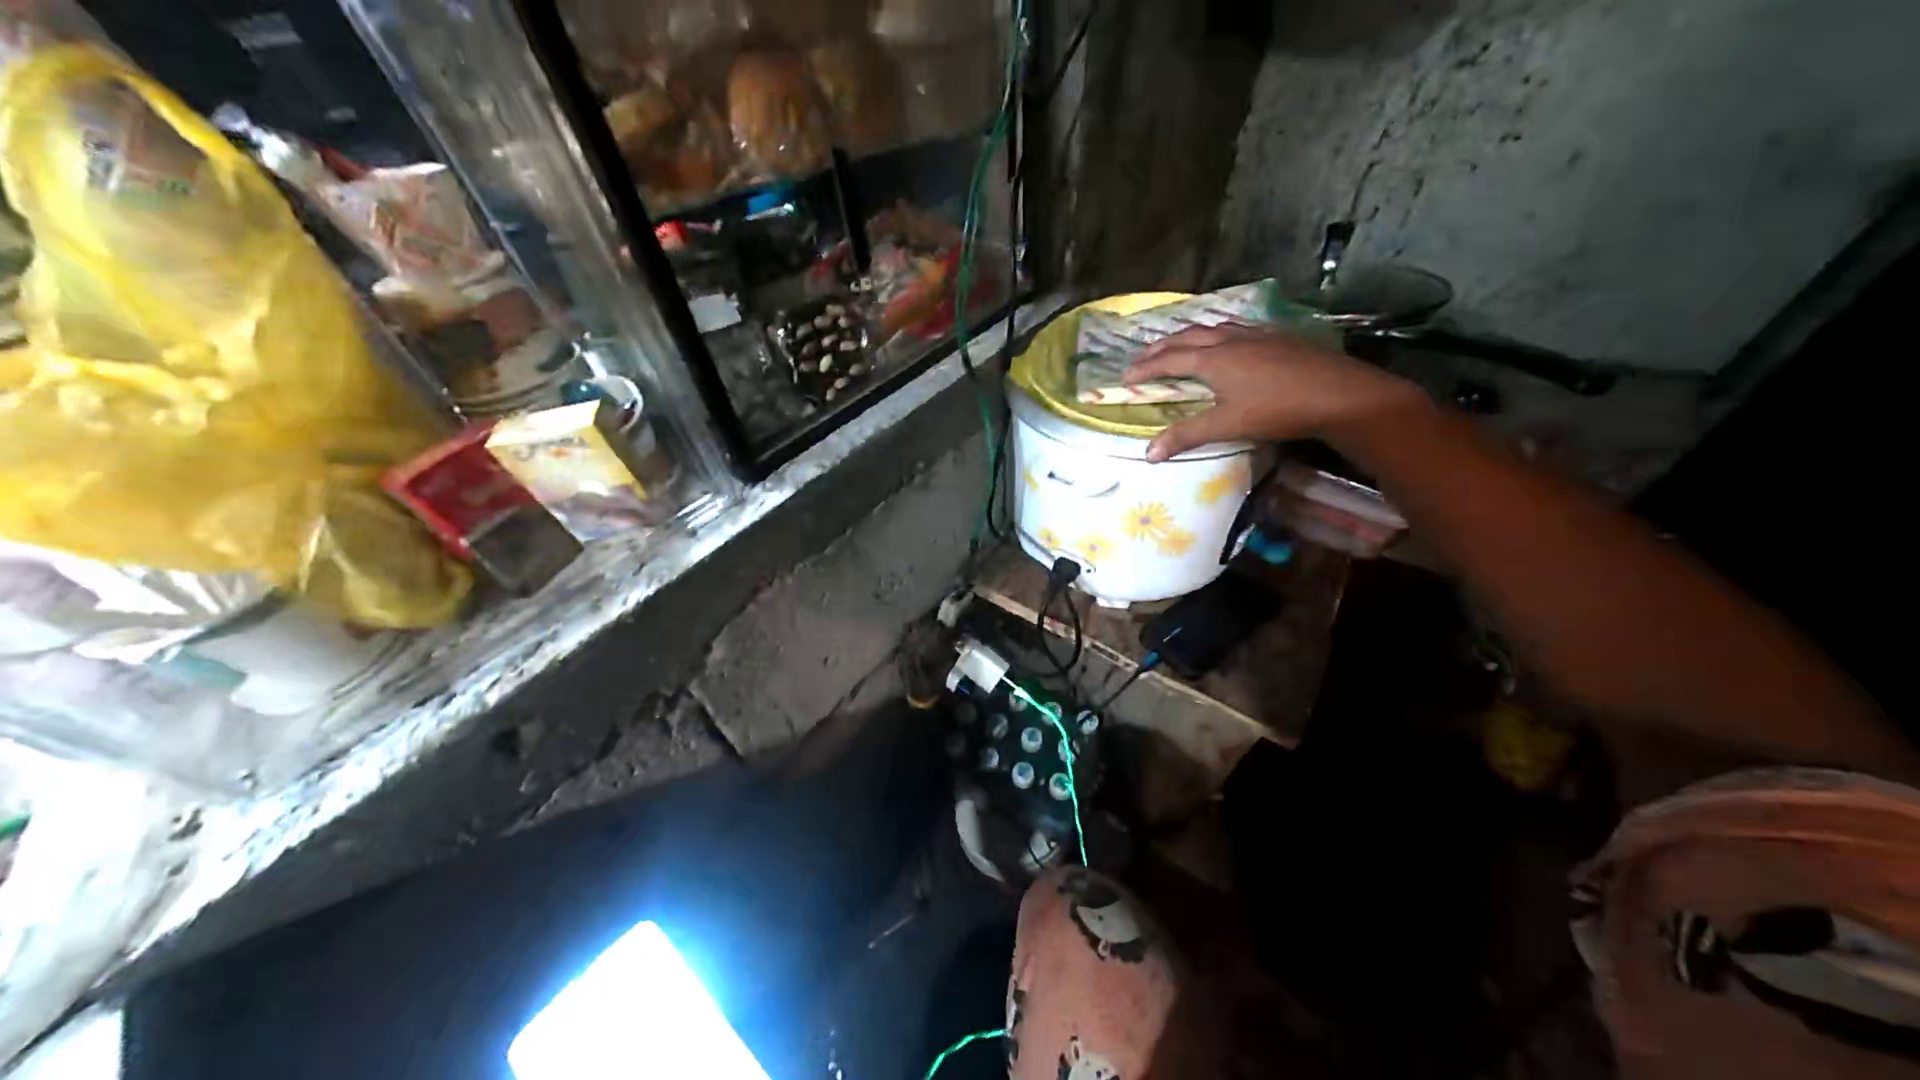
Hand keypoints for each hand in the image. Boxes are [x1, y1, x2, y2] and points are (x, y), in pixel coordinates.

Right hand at [1123, 325, 1427, 460]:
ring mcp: (1255, 335)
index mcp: (1213, 359)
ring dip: (1188, 336)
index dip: (1144, 368)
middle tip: (1143, 357)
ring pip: (1212, 328)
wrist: (1338, 393)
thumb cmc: (1277, 409)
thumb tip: (1148, 452)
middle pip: (1186, 337)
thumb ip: (1187, 435)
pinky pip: (1236, 328)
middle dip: (1160, 347)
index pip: (1168, 360)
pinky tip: (1226, 341)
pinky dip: (1217, 333)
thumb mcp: (1227, 425)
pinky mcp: (1277, 337)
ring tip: (1178, 344)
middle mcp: (1229, 340)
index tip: (1124, 377)